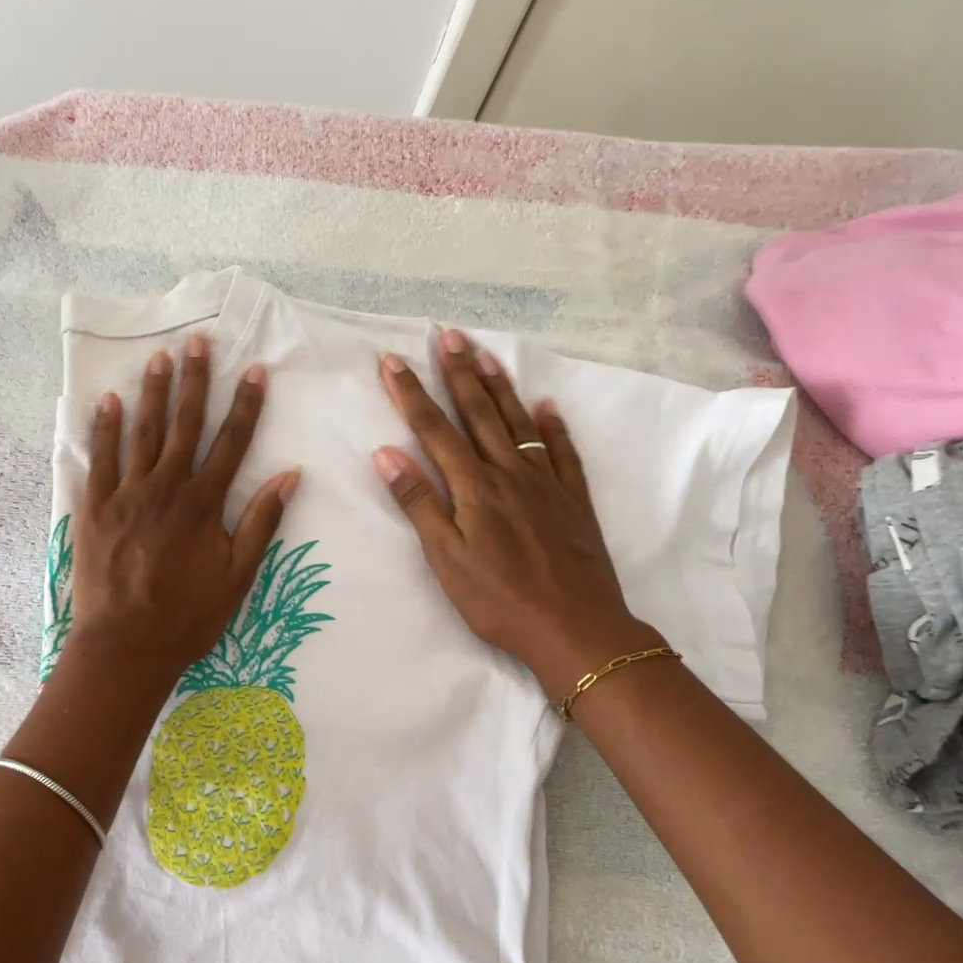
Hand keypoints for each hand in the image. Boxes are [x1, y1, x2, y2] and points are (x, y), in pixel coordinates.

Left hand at [69, 334, 299, 680]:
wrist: (125, 646)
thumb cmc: (187, 618)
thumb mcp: (238, 577)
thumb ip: (261, 523)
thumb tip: (289, 475)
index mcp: (204, 504)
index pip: (232, 442)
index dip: (246, 404)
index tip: (255, 370)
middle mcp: (166, 488)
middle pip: (184, 424)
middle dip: (195, 380)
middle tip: (198, 341)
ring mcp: (127, 495)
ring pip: (143, 432)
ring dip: (152, 392)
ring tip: (159, 357)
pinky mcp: (95, 508)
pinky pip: (101, 459)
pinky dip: (105, 428)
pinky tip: (110, 401)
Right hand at [372, 329, 659, 696]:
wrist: (576, 627)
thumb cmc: (499, 600)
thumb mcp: (446, 559)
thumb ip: (418, 503)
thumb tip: (387, 453)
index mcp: (473, 487)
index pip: (434, 430)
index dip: (411, 393)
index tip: (392, 360)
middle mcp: (509, 473)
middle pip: (479, 414)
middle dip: (458, 373)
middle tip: (447, 335)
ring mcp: (546, 483)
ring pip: (519, 423)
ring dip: (500, 387)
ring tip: (486, 354)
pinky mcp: (574, 500)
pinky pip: (563, 451)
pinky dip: (553, 425)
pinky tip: (547, 406)